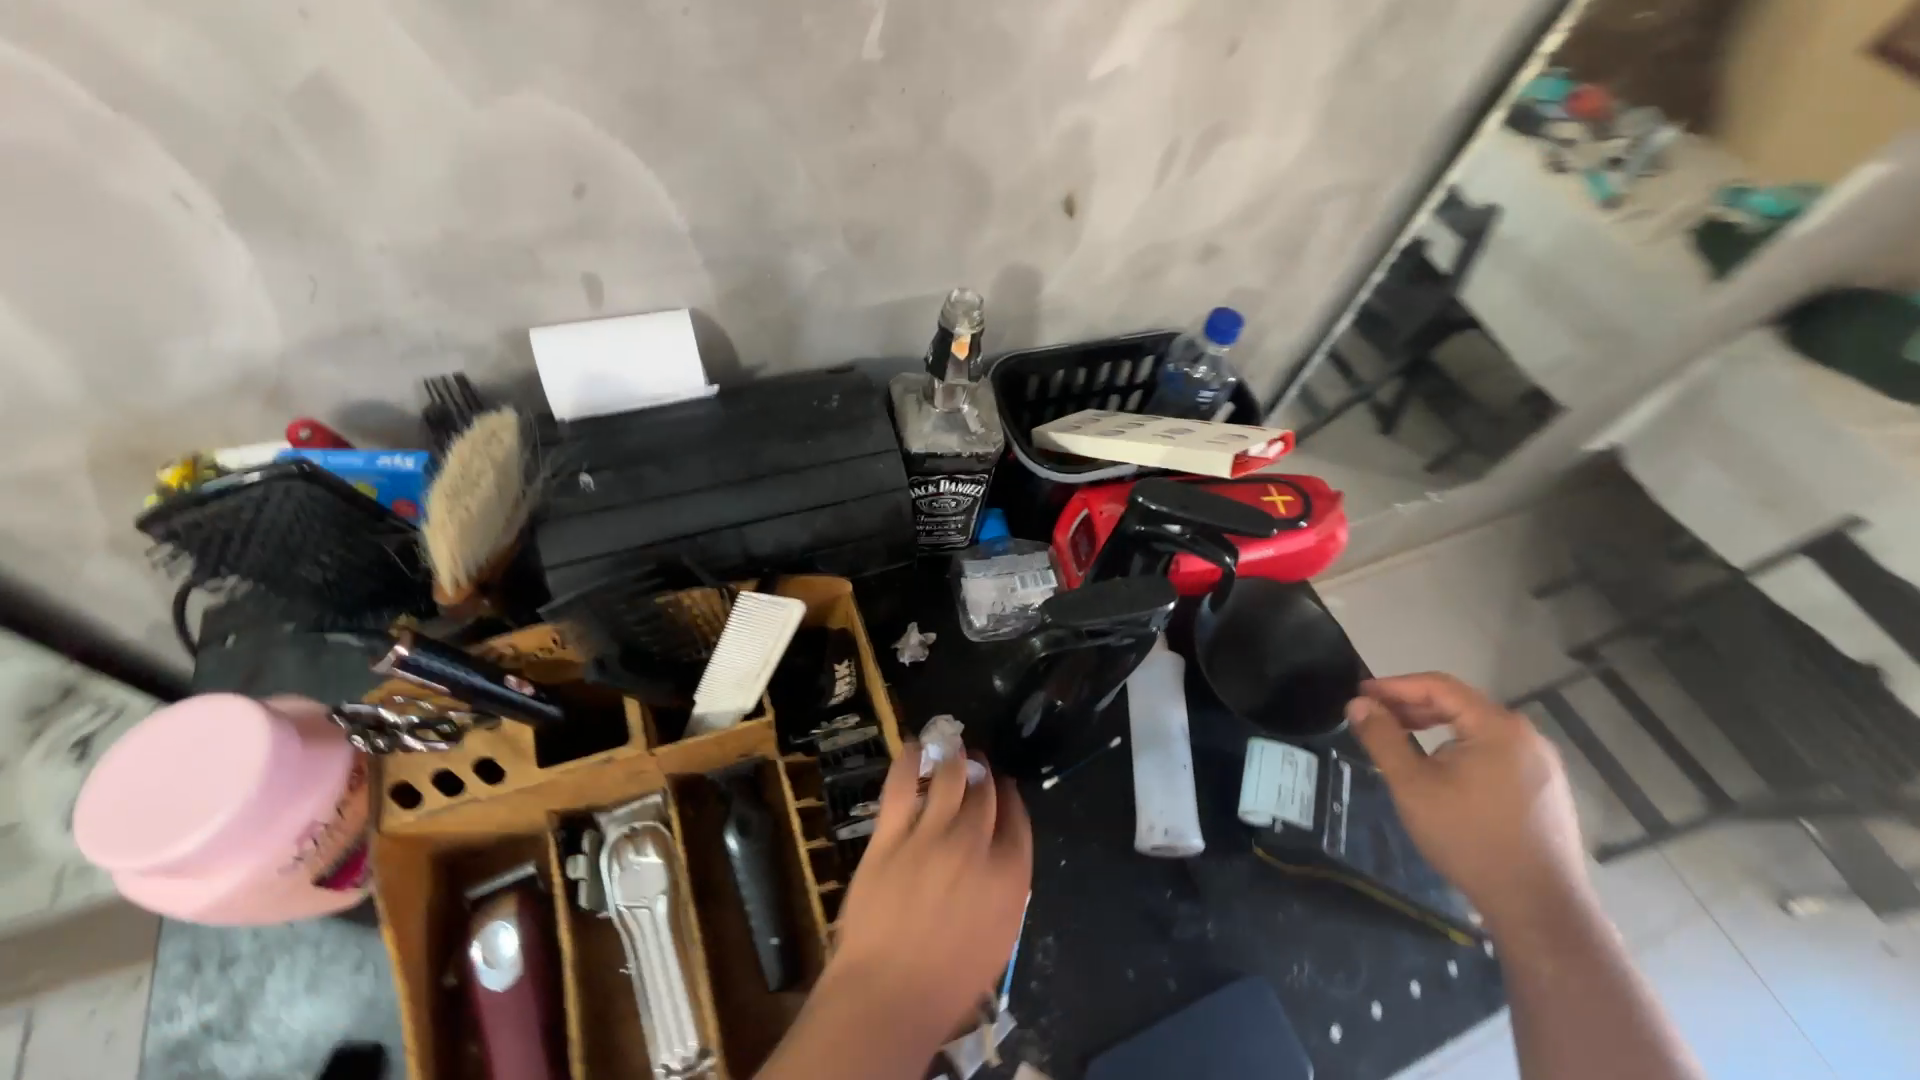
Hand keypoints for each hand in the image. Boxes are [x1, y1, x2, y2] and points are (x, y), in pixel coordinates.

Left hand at [822, 743, 1032, 1044]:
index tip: (1005, 789)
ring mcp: (932, 835)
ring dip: (956, 759)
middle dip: (985, 776)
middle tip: (979, 763)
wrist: (888, 995)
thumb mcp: (998, 940)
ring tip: (953, 746)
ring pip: (950, 780)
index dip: (1011, 799)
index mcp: (1010, 876)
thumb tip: (996, 857)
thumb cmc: (948, 985)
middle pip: (986, 795)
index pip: (1018, 821)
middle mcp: (976, 846)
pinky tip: (913, 748)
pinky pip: (902, 786)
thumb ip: (1003, 891)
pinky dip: (909, 762)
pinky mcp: (890, 835)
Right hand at [1348, 673, 1592, 932]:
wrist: (1537, 905)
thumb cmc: (1468, 838)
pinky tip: (1443, 773)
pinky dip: (1462, 750)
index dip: (1395, 686)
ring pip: (1479, 731)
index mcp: (1498, 727)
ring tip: (1403, 742)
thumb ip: (1383, 738)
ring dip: (1437, 728)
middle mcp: (1527, 736)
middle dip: (1414, 706)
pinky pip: (1496, 753)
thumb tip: (1358, 703)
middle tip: (1375, 717)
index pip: (1439, 686)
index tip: (1361, 693)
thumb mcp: (1413, 785)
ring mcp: (1543, 764)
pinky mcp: (1546, 790)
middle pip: (1462, 705)